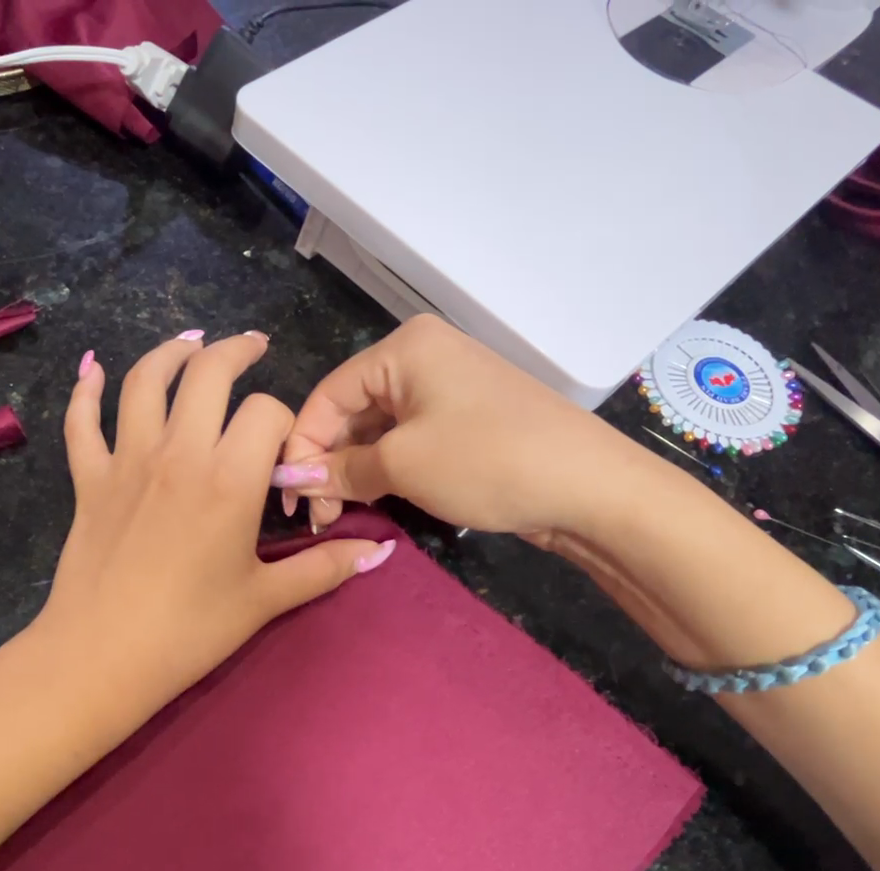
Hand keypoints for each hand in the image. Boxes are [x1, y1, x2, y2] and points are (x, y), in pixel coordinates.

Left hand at [36, 330, 394, 719]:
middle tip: (252, 346)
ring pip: (145, 382)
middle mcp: (178, 453)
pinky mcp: (88, 479)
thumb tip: (380, 551)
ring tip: (190, 344)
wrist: (102, 657)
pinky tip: (94, 369)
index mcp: (229, 478)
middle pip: (207, 373)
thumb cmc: (190, 631)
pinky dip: (85, 391)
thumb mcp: (264, 600)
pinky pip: (82, 422)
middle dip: (235, 351)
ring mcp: (127, 461)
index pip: (267, 413)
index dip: (284, 424)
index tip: (284, 457)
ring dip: (169, 353)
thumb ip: (324, 568)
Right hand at [274, 315, 660, 543]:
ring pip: (380, 427)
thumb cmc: (486, 461)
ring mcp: (450, 387)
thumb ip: (341, 470)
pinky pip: (411, 437)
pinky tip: (374, 497)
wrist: (590, 487)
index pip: (328, 393)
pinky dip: (388, 467)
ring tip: (341, 511)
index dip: (302, 445)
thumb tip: (295, 478)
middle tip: (317, 513)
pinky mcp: (468, 419)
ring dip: (356, 468)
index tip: (289, 495)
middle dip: (329, 460)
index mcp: (404, 348)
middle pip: (352, 409)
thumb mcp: (403, 466)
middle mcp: (424, 356)